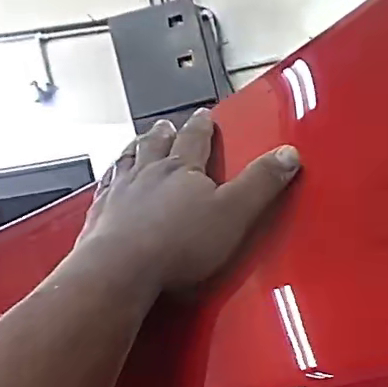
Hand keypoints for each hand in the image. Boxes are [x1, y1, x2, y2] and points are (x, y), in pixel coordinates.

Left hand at [78, 109, 300, 293]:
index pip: (195, 139)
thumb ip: (261, 184)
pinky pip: (103, 190)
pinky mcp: (101, 218)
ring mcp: (120, 194)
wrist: (124, 268)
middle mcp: (146, 174)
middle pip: (156, 144)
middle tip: (168, 126)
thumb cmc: (176, 245)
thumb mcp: (234, 213)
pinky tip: (107, 183)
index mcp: (181, 168)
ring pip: (127, 161)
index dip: (203, 127)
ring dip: (134, 150)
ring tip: (137, 144)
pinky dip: (107, 182)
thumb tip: (286, 155)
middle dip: (165, 134)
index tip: (204, 117)